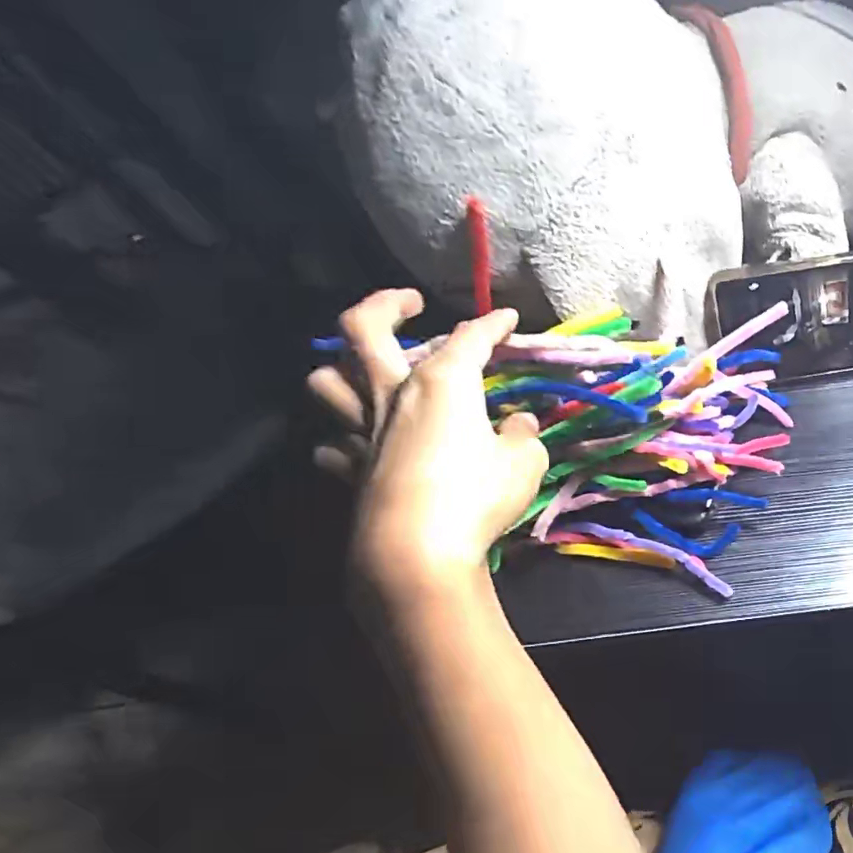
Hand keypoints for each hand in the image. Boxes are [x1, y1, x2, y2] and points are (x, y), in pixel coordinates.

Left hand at [307, 289, 547, 604]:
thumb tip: (518, 423)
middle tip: (408, 301)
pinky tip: (360, 445)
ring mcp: (364, 431)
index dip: (492, 325)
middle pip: (363, 328)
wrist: (417, 550)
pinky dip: (344, 439)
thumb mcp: (525, 463)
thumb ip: (523, 436)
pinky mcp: (351, 470)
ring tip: (365, 370)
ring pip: (327, 380)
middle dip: (385, 304)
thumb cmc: (477, 497)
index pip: (469, 339)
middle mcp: (394, 394)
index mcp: (442, 383)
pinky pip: (334, 444)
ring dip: (342, 367)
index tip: (507, 318)